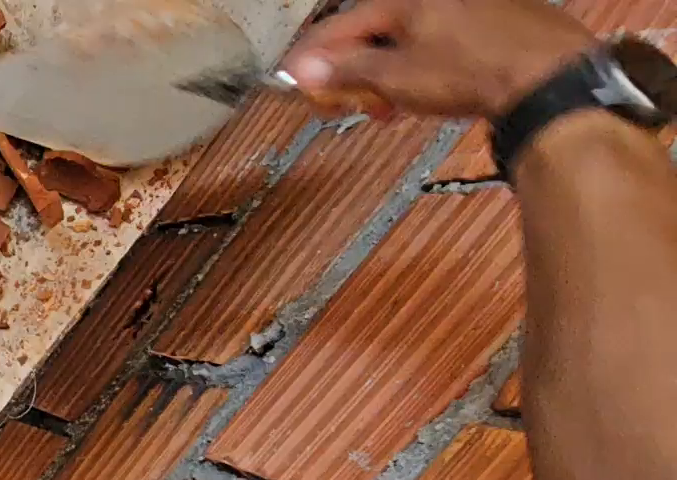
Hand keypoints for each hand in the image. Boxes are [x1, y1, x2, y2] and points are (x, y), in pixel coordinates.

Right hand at [283, 0, 597, 118]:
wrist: (546, 74)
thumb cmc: (469, 72)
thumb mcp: (393, 76)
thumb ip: (344, 69)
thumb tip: (301, 67)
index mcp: (405, 0)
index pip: (335, 30)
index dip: (308, 64)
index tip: (293, 90)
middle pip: (364, 34)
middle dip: (344, 74)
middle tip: (338, 109)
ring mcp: (459, 4)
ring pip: (394, 41)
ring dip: (375, 78)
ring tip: (380, 109)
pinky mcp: (481, 17)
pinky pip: (425, 41)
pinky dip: (406, 69)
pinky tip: (410, 94)